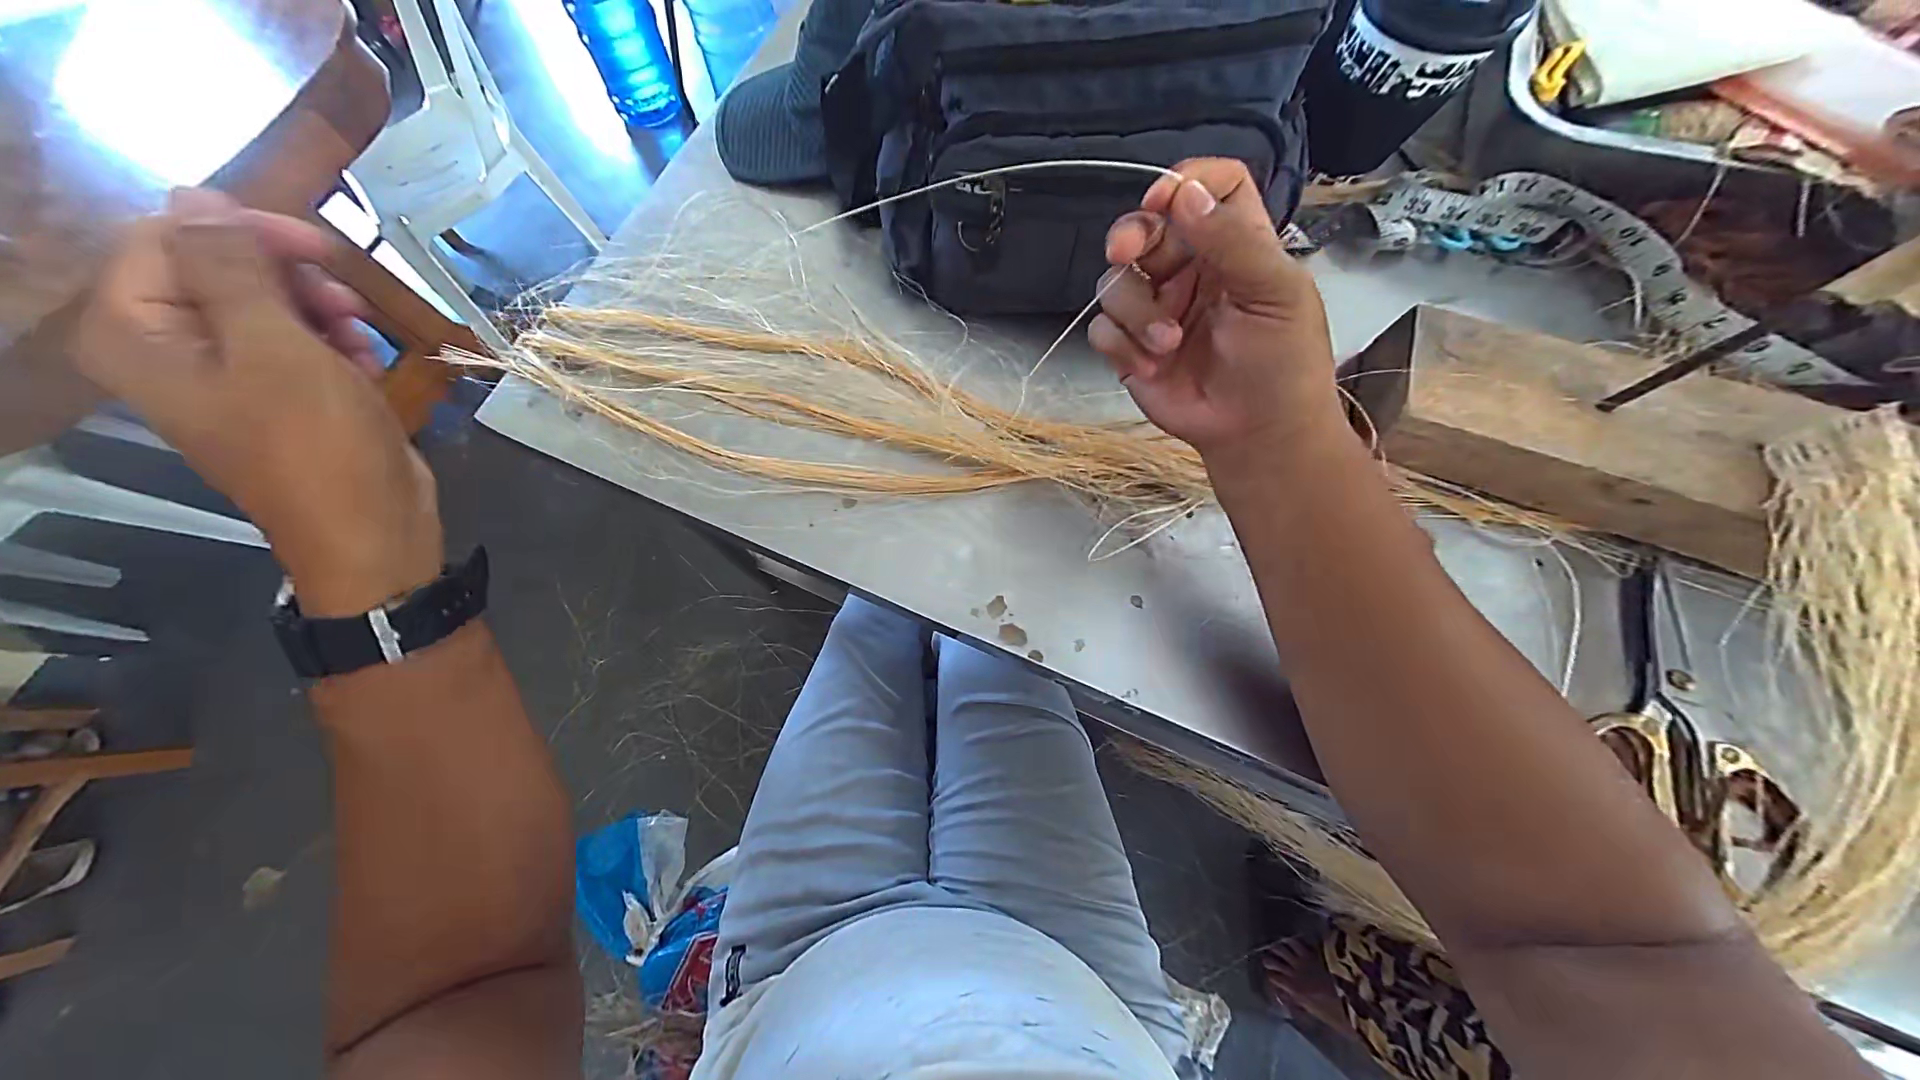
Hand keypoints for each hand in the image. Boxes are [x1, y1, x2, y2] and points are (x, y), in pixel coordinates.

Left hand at [72, 189, 442, 615]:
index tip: (321, 249)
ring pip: (268, 309)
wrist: (371, 526)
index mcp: (137, 334)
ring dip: (323, 315)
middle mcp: (170, 350)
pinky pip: (297, 348)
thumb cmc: (319, 443)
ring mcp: (229, 378)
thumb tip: (197, 197)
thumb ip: (230, 267)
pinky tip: (366, 367)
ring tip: (363, 341)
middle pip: (219, 273)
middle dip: (290, 280)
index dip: (243, 233)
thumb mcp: (276, 347)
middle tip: (347, 301)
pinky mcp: (281, 399)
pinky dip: (336, 348)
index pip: (167, 241)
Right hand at [1088, 158, 1347, 466]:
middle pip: (1146, 228)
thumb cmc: (1282, 363)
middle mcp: (1190, 270)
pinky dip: (1121, 346)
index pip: (1210, 188)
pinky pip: (1102, 329)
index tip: (1164, 199)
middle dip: (1130, 236)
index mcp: (1234, 245)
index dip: (1184, 182)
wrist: (1257, 433)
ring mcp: (1156, 310)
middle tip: (1125, 252)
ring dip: (1136, 313)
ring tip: (1169, 345)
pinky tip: (1150, 367)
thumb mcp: (1274, 294)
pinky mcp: (1130, 349)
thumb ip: (1233, 241)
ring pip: (1115, 283)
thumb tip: (1184, 193)